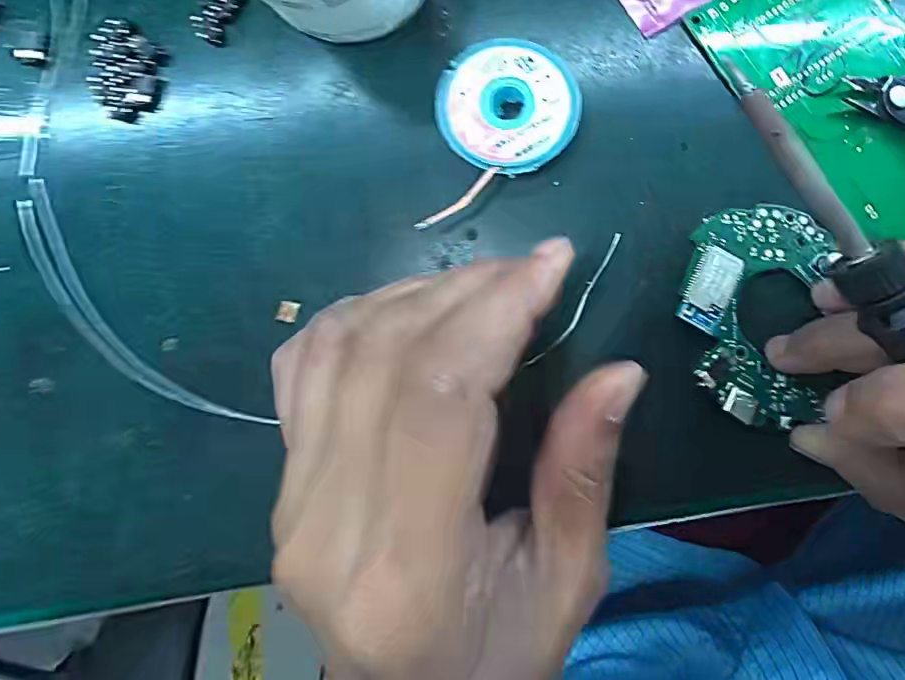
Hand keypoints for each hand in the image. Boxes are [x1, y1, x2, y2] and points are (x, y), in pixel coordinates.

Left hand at [270, 240, 646, 679]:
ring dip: (421, 291)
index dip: (496, 310)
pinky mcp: (282, 477)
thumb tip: (621, 371)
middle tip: (531, 268)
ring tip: (484, 284)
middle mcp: (328, 522)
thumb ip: (584, 473)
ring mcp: (292, 496)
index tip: (552, 263)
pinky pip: (307, 358)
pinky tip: (411, 308)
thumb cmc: (498, 654)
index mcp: (409, 566)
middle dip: (471, 289)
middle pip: (392, 354)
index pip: (438, 393)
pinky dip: (362, 311)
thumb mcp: (567, 582)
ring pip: (345, 342)